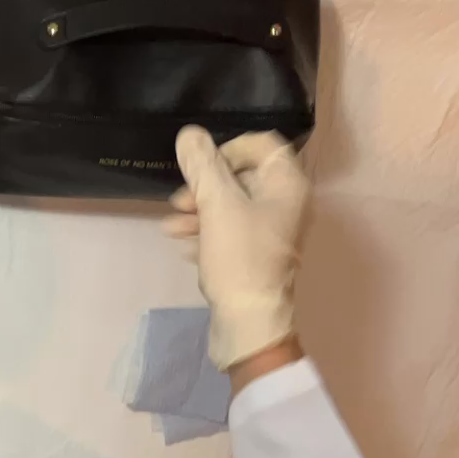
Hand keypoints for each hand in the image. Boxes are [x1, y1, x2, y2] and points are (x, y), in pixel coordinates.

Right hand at [166, 126, 309, 370]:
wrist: (248, 323)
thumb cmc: (239, 260)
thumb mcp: (217, 208)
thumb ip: (202, 168)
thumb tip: (188, 134)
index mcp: (287, 185)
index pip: (261, 145)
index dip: (226, 150)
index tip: (199, 171)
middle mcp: (286, 205)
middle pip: (243, 177)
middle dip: (206, 186)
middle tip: (178, 203)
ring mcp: (271, 234)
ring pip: (232, 208)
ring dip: (200, 212)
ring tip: (171, 228)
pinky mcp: (255, 258)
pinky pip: (230, 234)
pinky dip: (207, 234)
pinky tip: (185, 247)